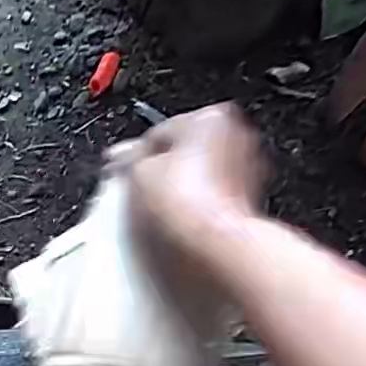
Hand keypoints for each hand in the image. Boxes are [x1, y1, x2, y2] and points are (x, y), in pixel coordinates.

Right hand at [107, 104, 271, 307]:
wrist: (214, 248)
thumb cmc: (186, 206)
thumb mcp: (137, 175)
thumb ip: (128, 161)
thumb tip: (121, 157)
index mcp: (210, 117)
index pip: (160, 134)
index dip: (136, 158)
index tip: (123, 176)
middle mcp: (236, 137)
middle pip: (183, 156)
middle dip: (160, 176)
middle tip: (138, 199)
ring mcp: (245, 174)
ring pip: (197, 182)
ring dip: (177, 197)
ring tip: (157, 220)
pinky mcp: (243, 206)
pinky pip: (208, 206)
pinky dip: (193, 215)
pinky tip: (177, 230)